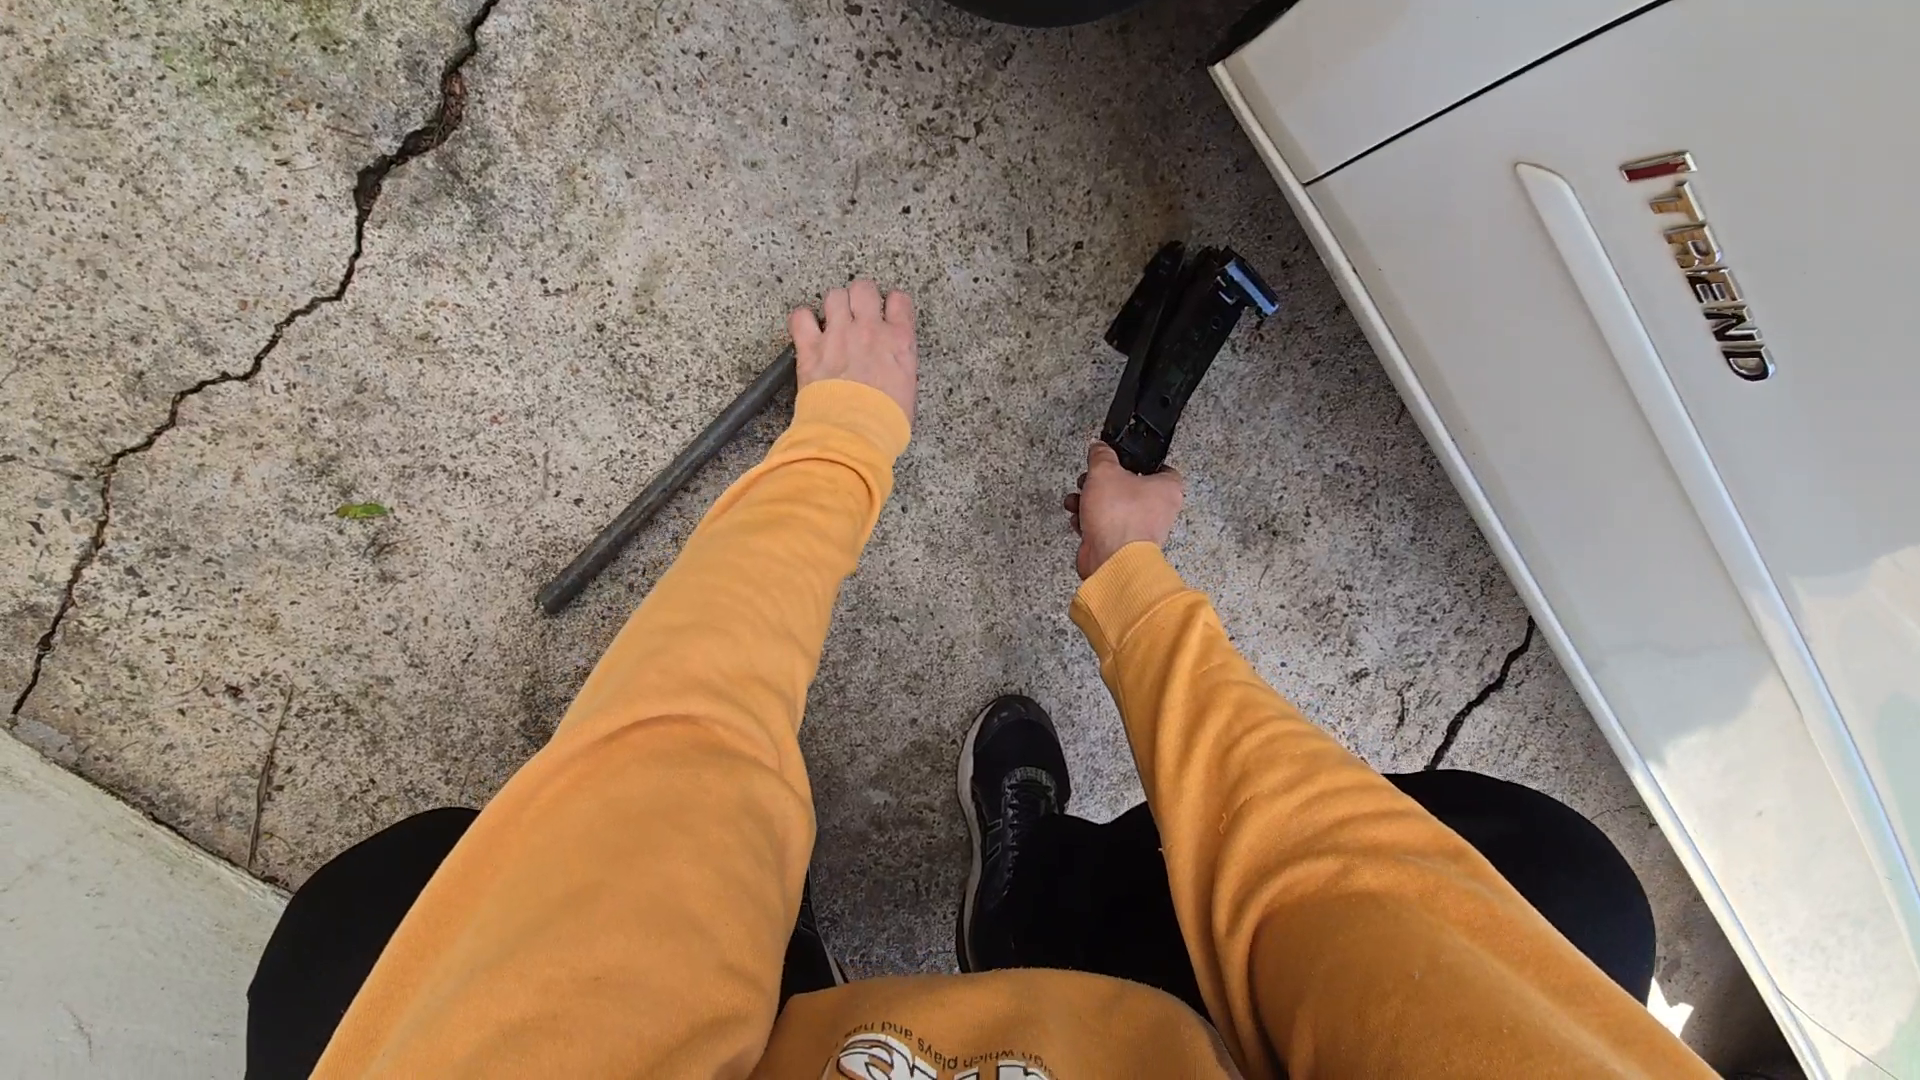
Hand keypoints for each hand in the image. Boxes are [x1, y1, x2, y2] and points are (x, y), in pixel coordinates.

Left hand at [790, 280, 917, 426]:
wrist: (854, 434)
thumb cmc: (884, 423)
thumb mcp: (908, 394)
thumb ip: (900, 370)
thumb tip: (893, 371)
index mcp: (899, 343)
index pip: (900, 301)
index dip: (892, 304)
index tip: (887, 312)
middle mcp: (869, 331)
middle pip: (864, 289)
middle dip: (860, 297)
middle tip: (857, 313)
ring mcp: (838, 336)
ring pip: (834, 295)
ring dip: (834, 305)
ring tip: (833, 322)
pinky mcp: (811, 349)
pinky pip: (801, 317)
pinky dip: (802, 320)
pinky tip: (806, 330)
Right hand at [1065, 441, 1182, 579]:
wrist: (1109, 558)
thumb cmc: (1119, 518)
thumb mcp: (1104, 472)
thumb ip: (1101, 455)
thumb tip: (1098, 447)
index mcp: (1167, 489)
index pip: (1162, 467)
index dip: (1142, 460)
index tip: (1126, 456)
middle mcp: (1158, 511)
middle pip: (1131, 487)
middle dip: (1105, 482)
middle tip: (1092, 477)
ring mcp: (1140, 530)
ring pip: (1114, 507)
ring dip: (1091, 501)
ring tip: (1078, 498)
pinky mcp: (1121, 545)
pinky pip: (1105, 527)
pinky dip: (1089, 521)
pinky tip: (1078, 518)